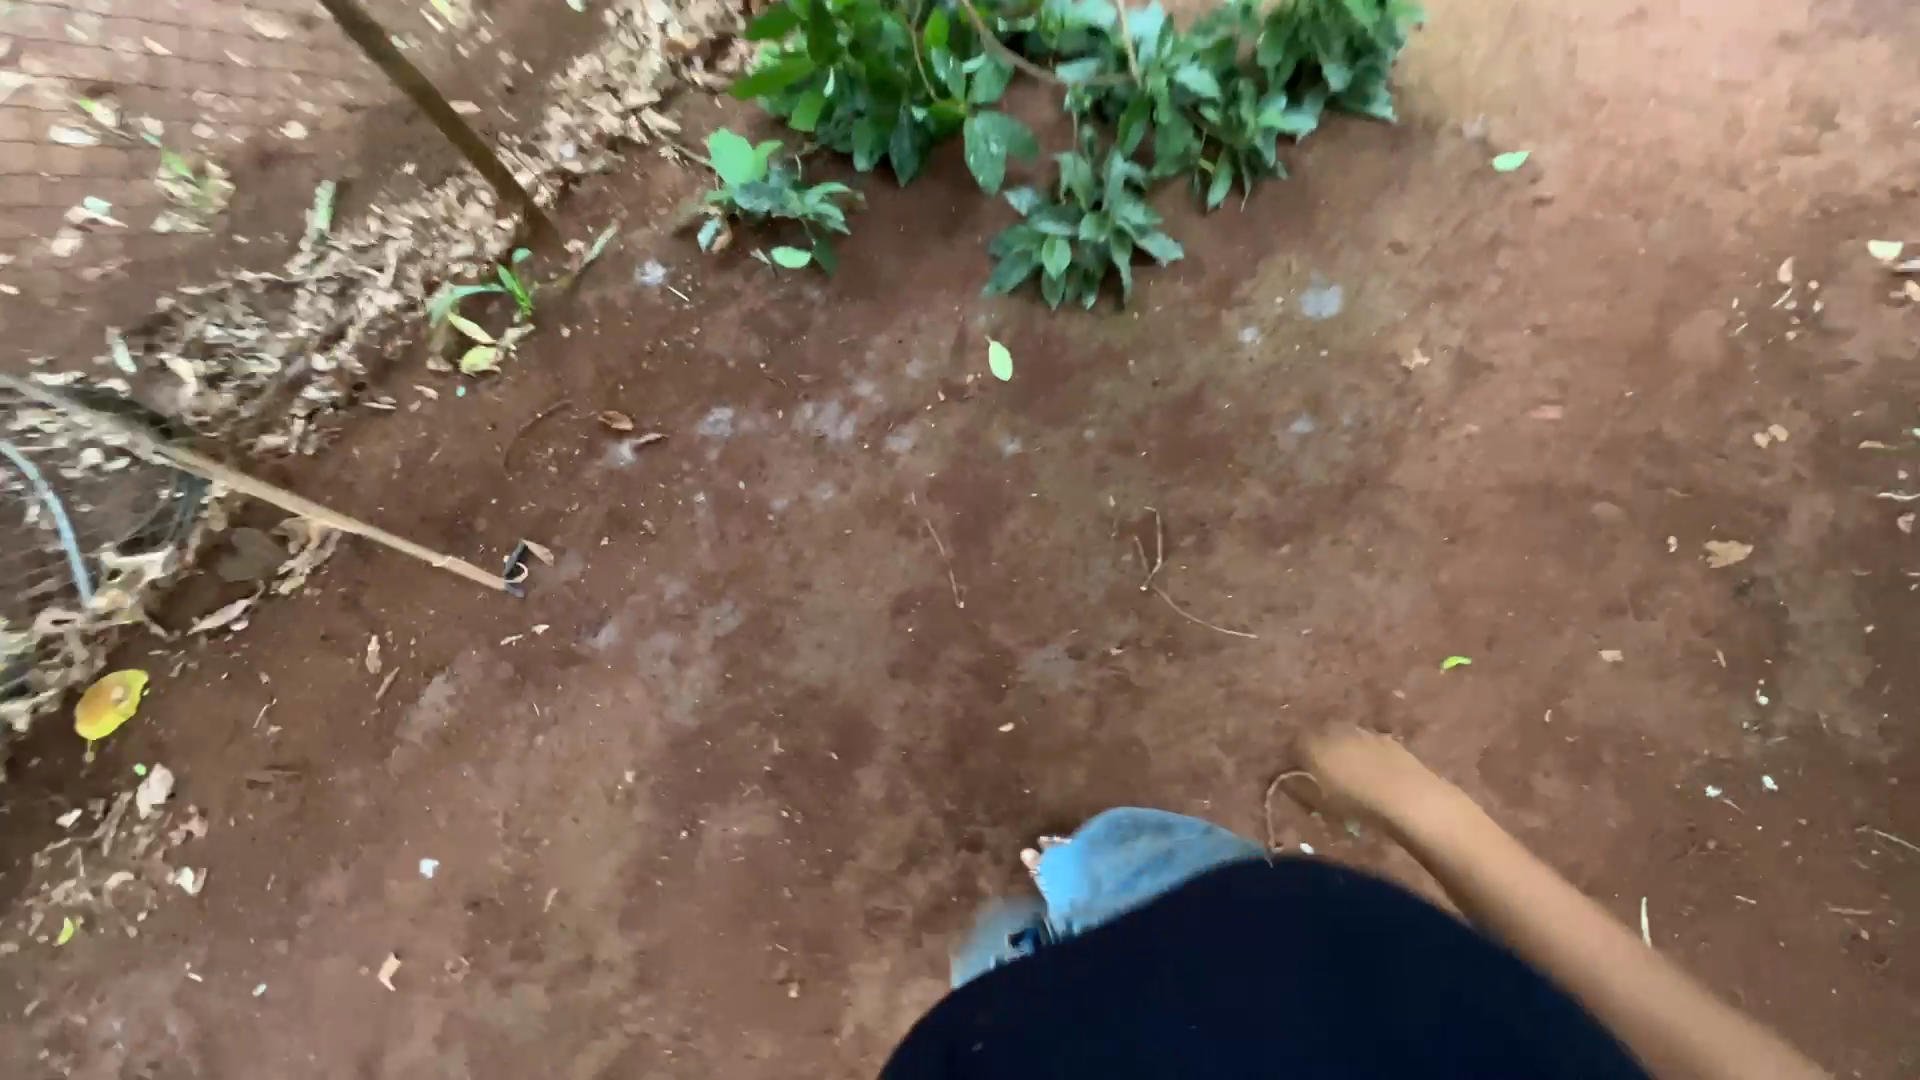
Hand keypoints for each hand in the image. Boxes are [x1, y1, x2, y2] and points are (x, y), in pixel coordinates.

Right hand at [1290, 727, 1455, 830]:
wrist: (1407, 796)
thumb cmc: (1355, 802)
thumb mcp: (1318, 803)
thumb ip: (1297, 789)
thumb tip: (1286, 781)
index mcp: (1310, 743)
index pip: (1293, 745)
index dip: (1294, 760)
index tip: (1298, 776)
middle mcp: (1332, 730)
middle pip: (1318, 737)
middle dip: (1318, 751)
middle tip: (1325, 773)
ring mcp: (1361, 732)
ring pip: (1345, 739)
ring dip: (1344, 751)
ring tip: (1352, 773)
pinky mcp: (1386, 738)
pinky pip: (1368, 744)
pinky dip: (1366, 754)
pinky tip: (1374, 771)